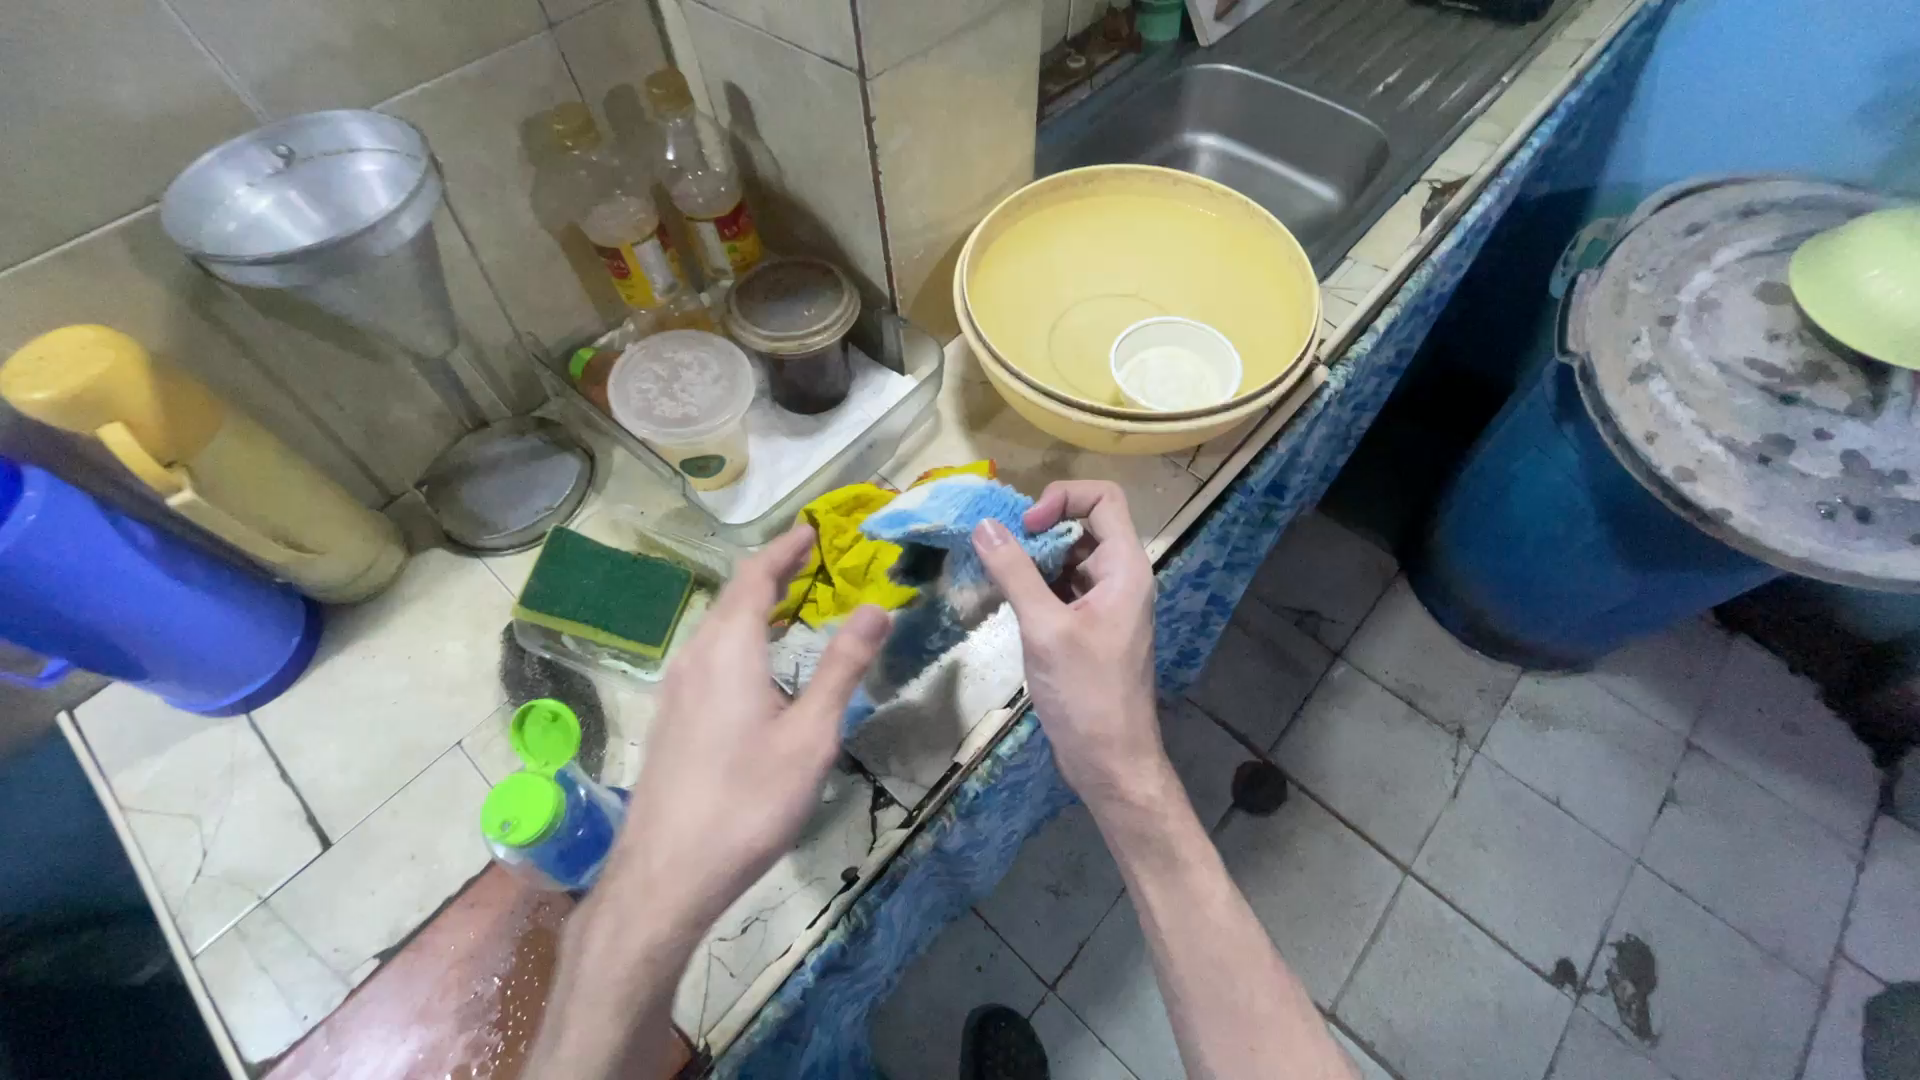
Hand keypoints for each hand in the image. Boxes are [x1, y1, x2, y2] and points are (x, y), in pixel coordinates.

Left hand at [602, 525, 889, 936]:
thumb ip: (842, 667)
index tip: (812, 531)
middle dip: (771, 572)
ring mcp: (675, 689)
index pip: (756, 578)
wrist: (666, 875)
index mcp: (729, 649)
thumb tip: (877, 607)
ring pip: (716, 628)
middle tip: (809, 561)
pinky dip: (738, 637)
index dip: (784, 550)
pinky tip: (756, 665)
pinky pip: (707, 655)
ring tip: (789, 604)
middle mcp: (695, 657)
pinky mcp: (670, 718)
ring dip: (753, 605)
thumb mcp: (811, 735)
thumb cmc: (748, 800)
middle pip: (733, 597)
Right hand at [971, 481, 1166, 810]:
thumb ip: (1015, 573)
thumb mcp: (1045, 629)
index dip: (1063, 498)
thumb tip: (985, 525)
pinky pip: (1061, 587)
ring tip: (993, 571)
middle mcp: (1119, 577)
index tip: (1026, 527)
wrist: (1109, 759)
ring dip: (1032, 557)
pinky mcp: (1086, 626)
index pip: (1104, 498)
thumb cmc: (1085, 693)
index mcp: (1125, 568)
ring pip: (1068, 557)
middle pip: (1083, 524)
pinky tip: (1004, 596)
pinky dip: (1033, 583)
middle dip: (1039, 528)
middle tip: (999, 549)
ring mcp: (1103, 602)